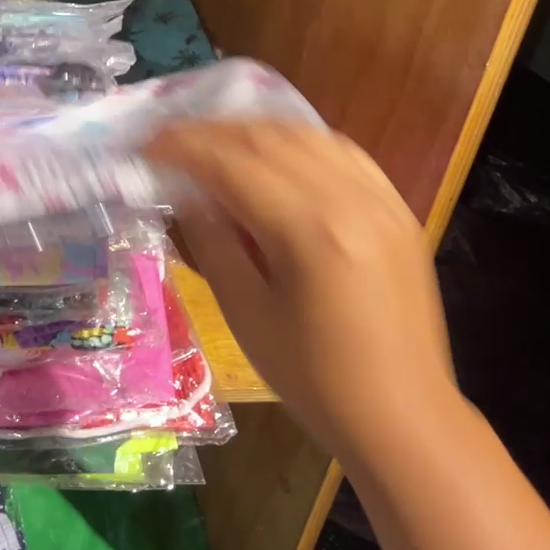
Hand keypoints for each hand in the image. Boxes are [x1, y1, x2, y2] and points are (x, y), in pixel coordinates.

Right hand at [146, 121, 450, 456]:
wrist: (404, 419)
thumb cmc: (314, 378)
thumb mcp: (245, 312)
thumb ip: (212, 240)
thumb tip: (185, 192)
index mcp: (310, 230)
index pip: (232, 162)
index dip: (182, 146)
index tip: (145, 145)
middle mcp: (349, 199)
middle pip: (266, 139)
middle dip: (210, 132)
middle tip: (168, 140)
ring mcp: (381, 199)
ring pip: (304, 135)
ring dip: (251, 130)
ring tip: (214, 142)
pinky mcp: (396, 208)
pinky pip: (341, 151)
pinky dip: (297, 141)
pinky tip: (274, 151)